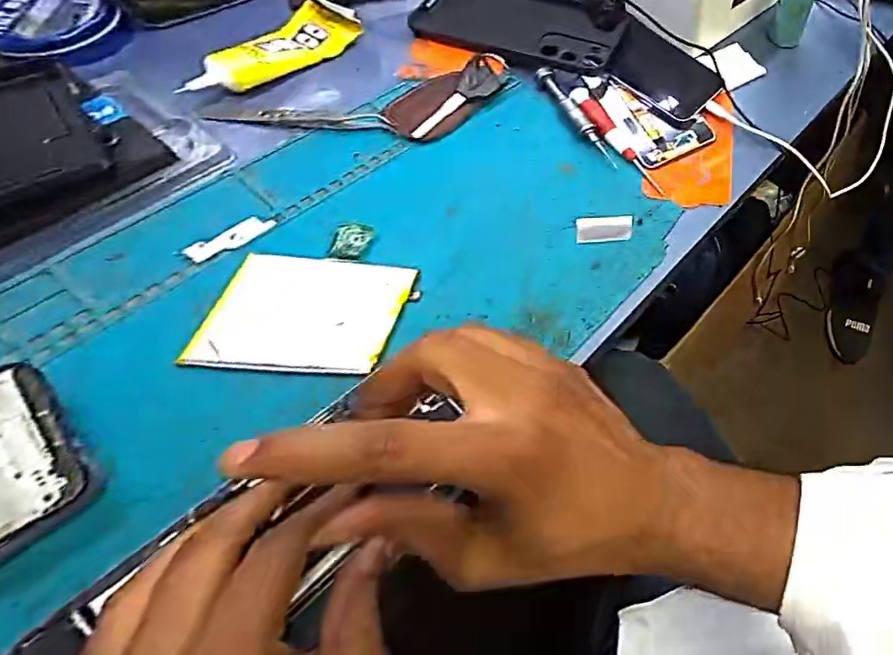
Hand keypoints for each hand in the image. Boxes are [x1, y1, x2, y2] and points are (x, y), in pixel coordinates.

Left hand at [84, 483, 387, 654]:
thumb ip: (356, 617)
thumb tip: (380, 539)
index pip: (272, 553)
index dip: (319, 506)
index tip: (355, 480)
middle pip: (202, 554)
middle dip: (259, 500)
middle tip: (308, 472)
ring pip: (141, 584)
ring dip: (203, 532)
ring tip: (256, 503)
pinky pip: (112, 624)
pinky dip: (157, 576)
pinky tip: (195, 560)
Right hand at [218, 327, 798, 609]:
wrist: (646, 494)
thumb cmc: (568, 538)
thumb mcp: (483, 556)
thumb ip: (408, 527)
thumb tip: (337, 510)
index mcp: (501, 450)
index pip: (388, 442)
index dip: (309, 449)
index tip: (246, 454)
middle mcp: (522, 392)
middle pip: (430, 353)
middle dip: (384, 385)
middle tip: (372, 428)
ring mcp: (546, 366)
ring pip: (464, 335)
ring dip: (422, 365)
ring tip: (413, 411)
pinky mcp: (560, 359)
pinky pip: (496, 340)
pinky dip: (461, 358)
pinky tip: (459, 398)